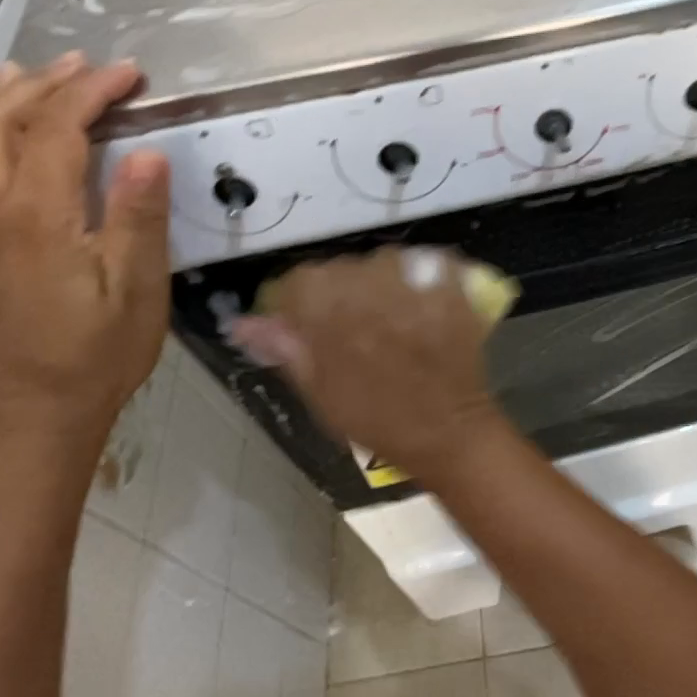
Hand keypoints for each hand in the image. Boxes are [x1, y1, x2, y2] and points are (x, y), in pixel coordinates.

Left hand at [0, 53, 170, 431]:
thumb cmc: (102, 350)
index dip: (92, 92)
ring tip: (25, 73)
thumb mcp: (138, 288)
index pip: (57, 129)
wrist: (44, 404)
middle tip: (89, 66)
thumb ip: (140, 217)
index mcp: (39, 218)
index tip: (131, 74)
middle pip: (1, 121)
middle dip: (45, 83)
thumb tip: (148, 153)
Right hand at [229, 248, 505, 475]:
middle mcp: (368, 284)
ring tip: (395, 323)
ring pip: (383, 263)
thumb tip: (244, 323)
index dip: (303, 304)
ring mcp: (414, 280)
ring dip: (382, 285)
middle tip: (359, 333)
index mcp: (329, 311)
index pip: (300, 282)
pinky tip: (424, 308)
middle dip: (344, 295)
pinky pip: (427, 263)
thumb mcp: (319, 392)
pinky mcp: (451, 283)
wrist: (450, 433)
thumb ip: (284, 348)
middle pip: (342, 270)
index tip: (313, 328)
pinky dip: (423, 278)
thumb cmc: (378, 421)